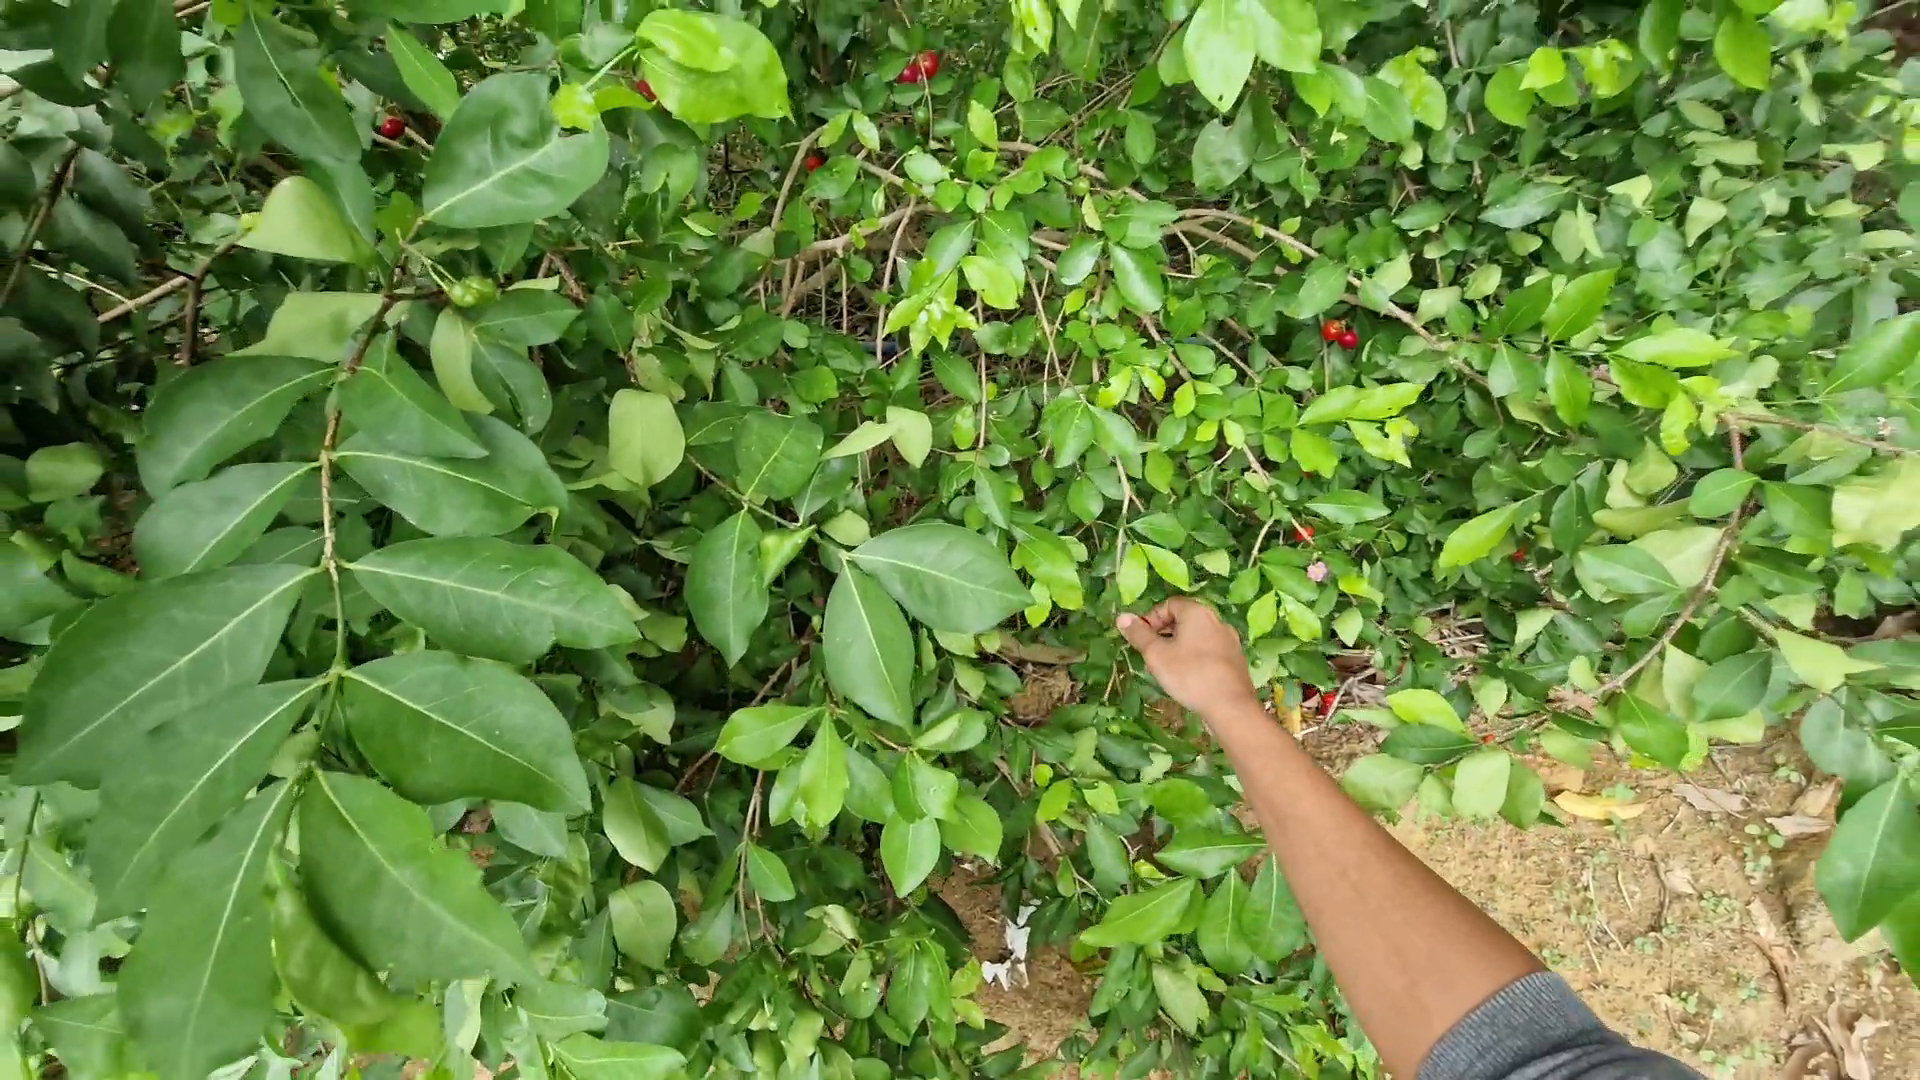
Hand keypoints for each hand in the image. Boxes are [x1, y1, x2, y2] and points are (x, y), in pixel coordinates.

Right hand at [1116, 597, 1259, 721]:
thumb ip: (1138, 634)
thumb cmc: (1189, 675)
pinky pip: (1209, 650)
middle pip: (1184, 618)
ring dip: (1179, 645)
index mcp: (1197, 612)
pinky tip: (1189, 676)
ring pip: (1197, 636)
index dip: (1151, 618)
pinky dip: (1195, 656)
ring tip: (1168, 666)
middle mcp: (1217, 621)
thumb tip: (1122, 616)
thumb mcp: (1156, 654)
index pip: (1169, 604)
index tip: (1142, 639)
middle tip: (1151, 653)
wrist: (1230, 706)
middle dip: (1164, 632)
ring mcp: (1230, 640)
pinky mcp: (1236, 659)